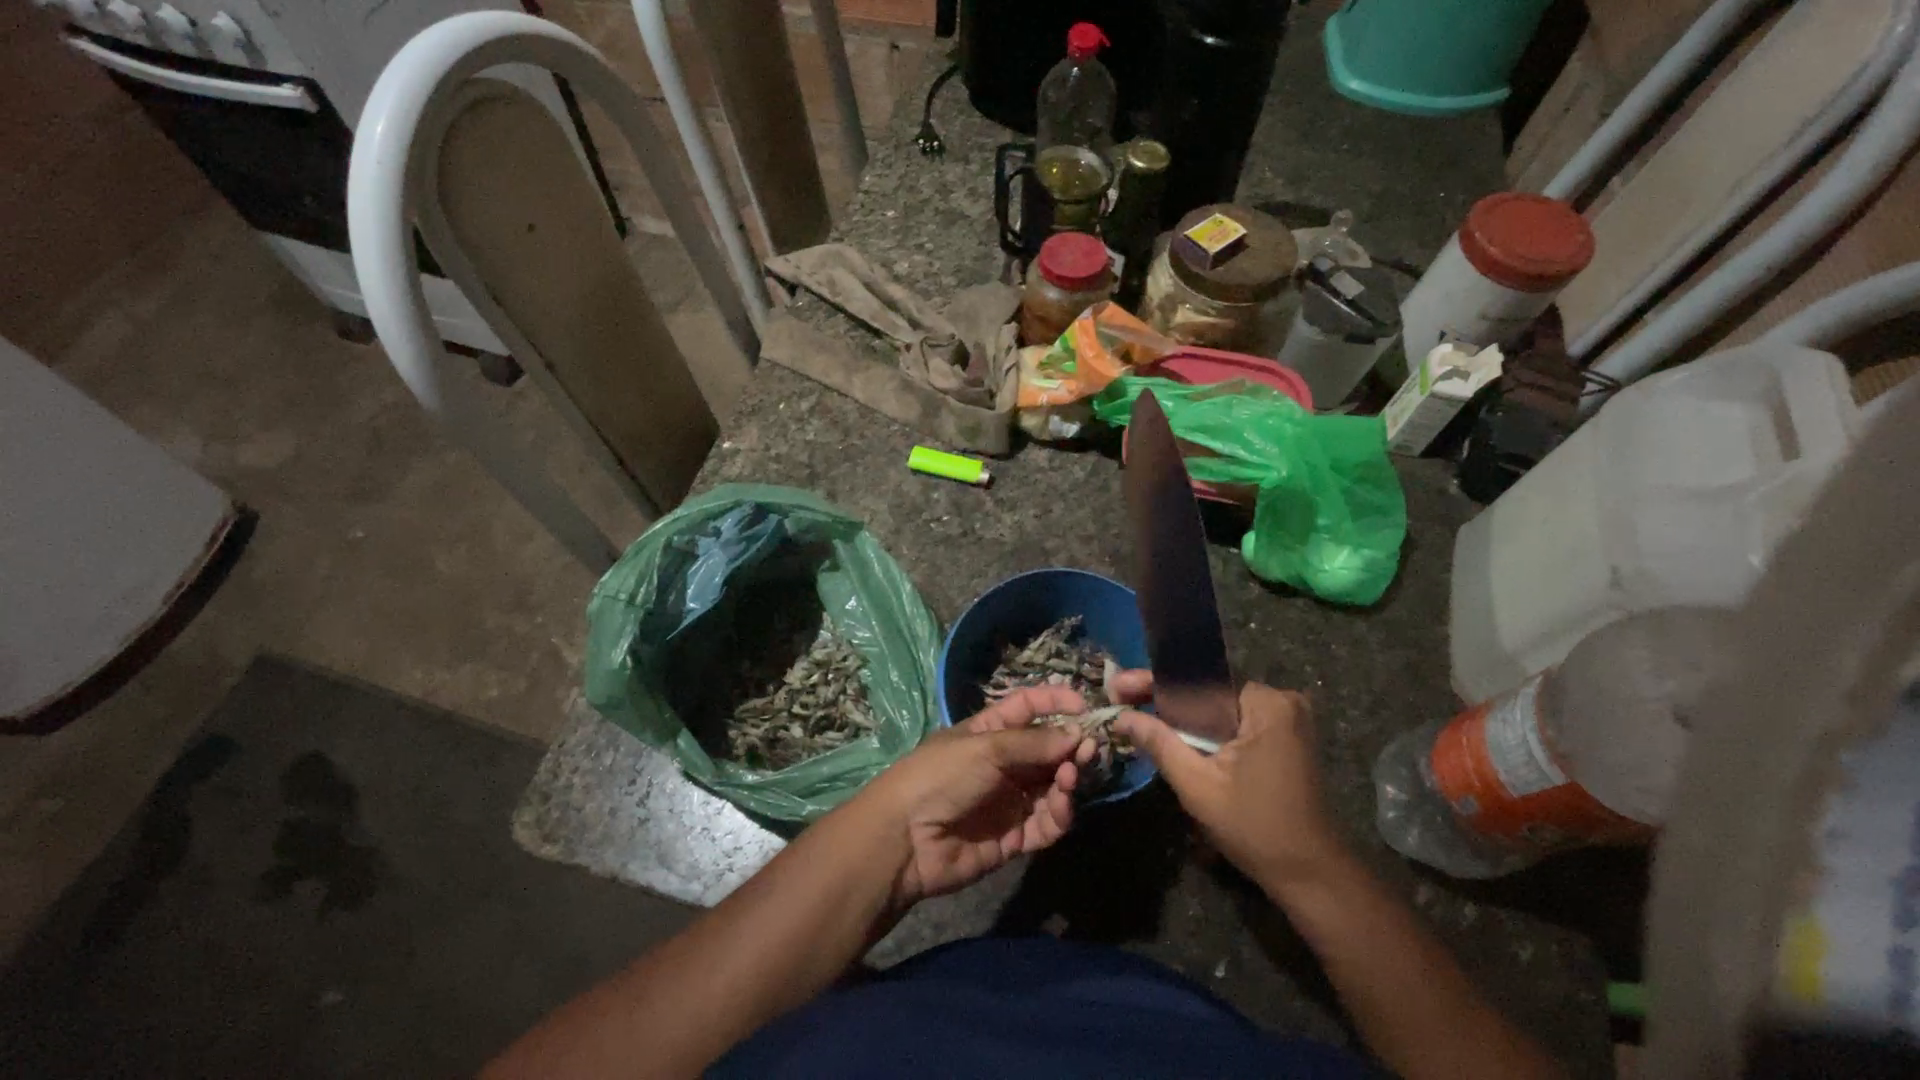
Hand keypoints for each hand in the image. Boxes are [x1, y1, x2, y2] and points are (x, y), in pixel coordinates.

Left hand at [863, 685, 1096, 906]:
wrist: (905, 840)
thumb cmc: (940, 776)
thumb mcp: (985, 748)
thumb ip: (1033, 742)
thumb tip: (1076, 734)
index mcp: (989, 732)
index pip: (1028, 708)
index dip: (1055, 702)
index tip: (1086, 706)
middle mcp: (1003, 764)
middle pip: (1048, 751)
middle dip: (1072, 748)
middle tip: (1090, 750)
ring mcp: (1009, 801)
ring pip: (1052, 787)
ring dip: (1068, 781)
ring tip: (1071, 777)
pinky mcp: (1014, 837)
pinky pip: (1046, 823)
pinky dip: (1059, 815)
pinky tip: (1061, 805)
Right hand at [1114, 675, 1349, 892]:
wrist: (1308, 871)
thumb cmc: (1254, 827)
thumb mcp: (1198, 785)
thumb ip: (1160, 743)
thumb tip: (1121, 716)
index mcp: (1266, 704)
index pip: (1198, 682)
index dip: (1153, 684)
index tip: (1117, 688)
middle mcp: (1282, 701)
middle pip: (1209, 694)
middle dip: (1165, 701)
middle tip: (1121, 703)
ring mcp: (1288, 721)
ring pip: (1220, 711)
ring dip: (1184, 719)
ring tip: (1137, 718)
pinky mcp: (1287, 740)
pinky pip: (1236, 725)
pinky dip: (1207, 734)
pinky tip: (1173, 738)